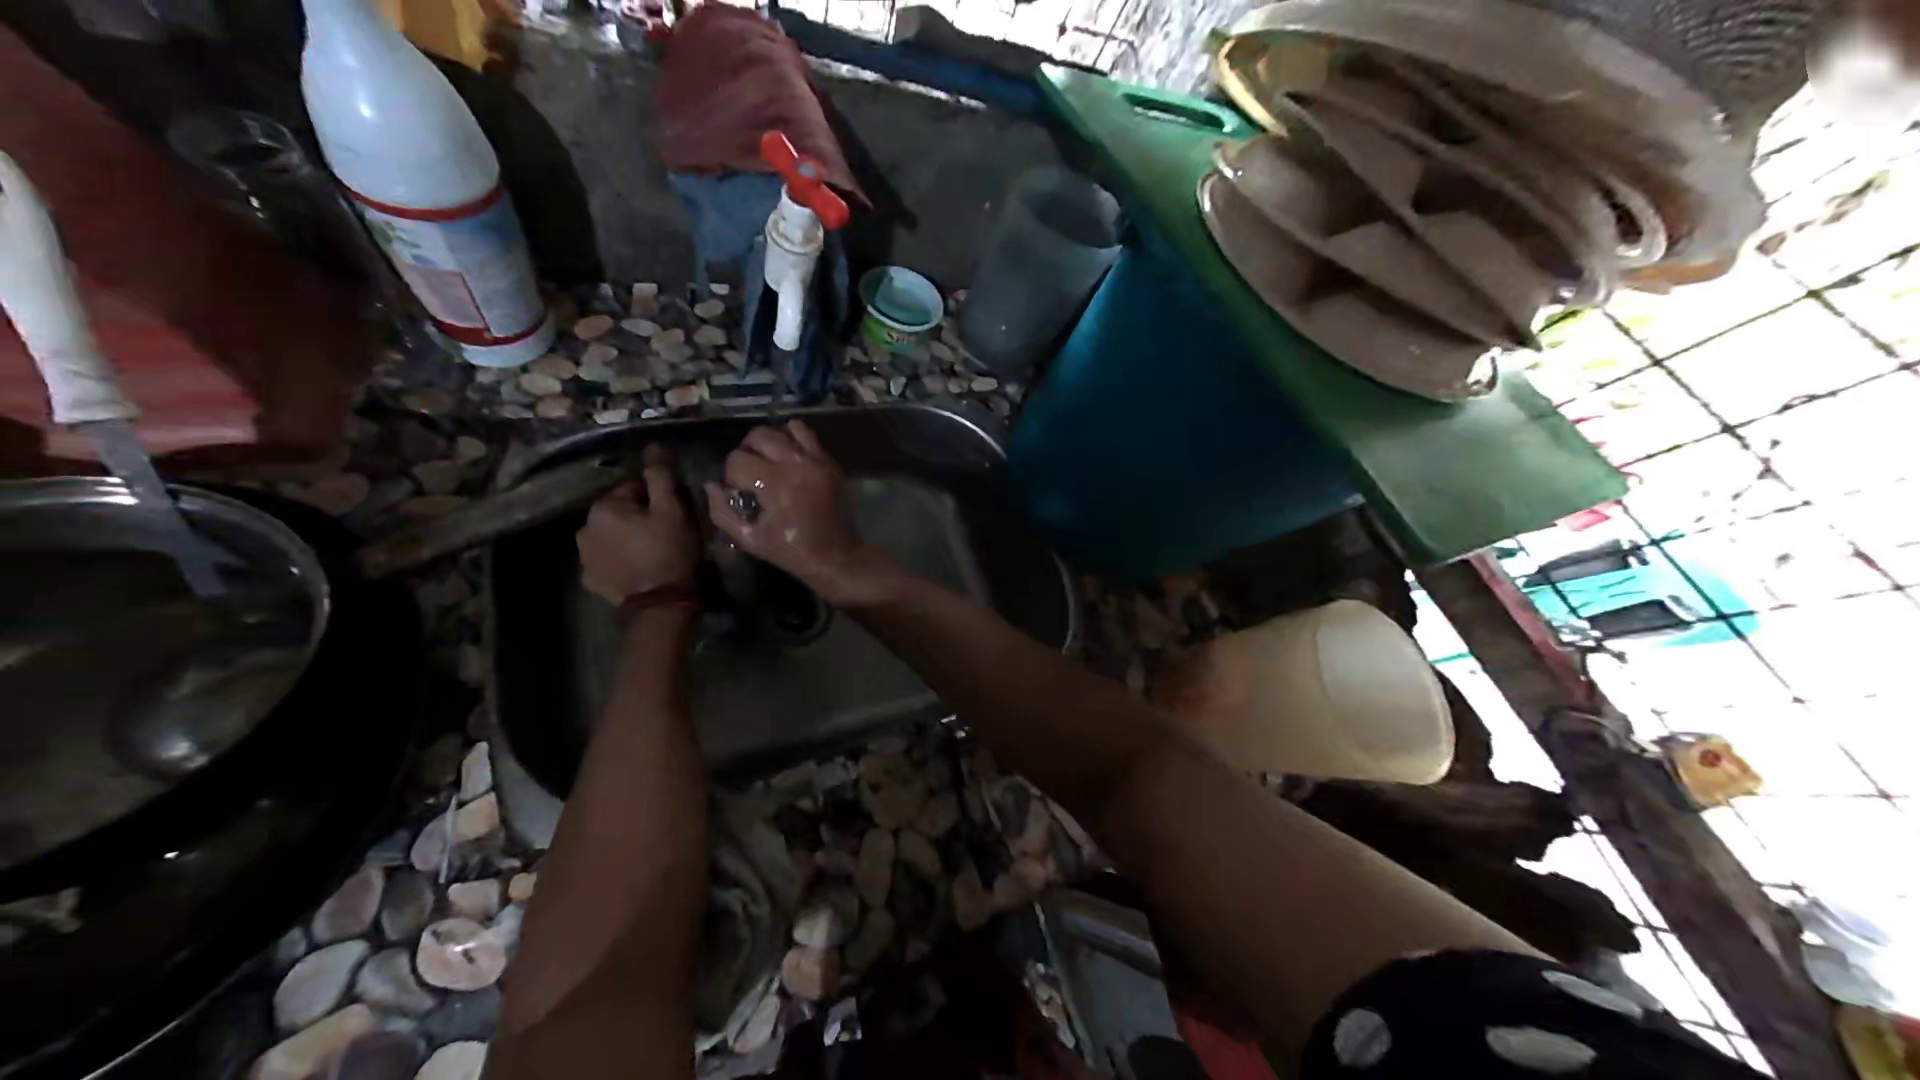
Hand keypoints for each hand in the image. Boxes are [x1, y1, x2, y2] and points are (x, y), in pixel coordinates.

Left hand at [577, 444, 700, 603]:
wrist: (659, 604)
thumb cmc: (669, 552)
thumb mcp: (672, 510)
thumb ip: (660, 476)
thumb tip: (654, 446)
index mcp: (604, 506)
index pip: (633, 488)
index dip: (657, 499)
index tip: (675, 513)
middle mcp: (584, 527)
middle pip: (620, 512)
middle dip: (640, 517)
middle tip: (667, 532)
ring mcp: (584, 556)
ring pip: (612, 535)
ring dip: (628, 538)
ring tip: (654, 552)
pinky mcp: (590, 580)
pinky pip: (607, 559)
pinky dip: (621, 560)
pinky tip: (639, 569)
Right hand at [704, 420, 898, 606]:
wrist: (837, 555)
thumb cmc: (791, 550)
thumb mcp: (749, 539)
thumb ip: (722, 512)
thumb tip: (711, 485)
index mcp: (776, 485)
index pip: (737, 460)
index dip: (730, 476)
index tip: (738, 491)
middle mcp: (797, 465)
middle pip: (759, 435)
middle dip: (746, 451)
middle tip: (749, 471)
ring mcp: (817, 460)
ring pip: (785, 428)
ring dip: (770, 440)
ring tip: (769, 460)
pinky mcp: (830, 462)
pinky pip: (807, 434)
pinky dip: (793, 439)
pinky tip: (789, 457)